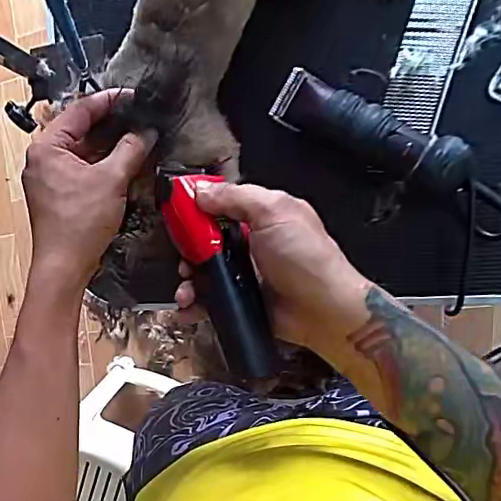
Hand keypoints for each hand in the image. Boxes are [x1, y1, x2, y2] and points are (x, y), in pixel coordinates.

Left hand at [21, 89, 152, 289]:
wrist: (65, 265)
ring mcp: (50, 179)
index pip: (80, 111)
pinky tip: (122, 170)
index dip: (108, 102)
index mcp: (47, 147)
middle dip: (111, 128)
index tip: (130, 98)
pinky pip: (83, 172)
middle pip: (81, 132)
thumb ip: (130, 151)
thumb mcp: (111, 181)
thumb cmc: (78, 226)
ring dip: (109, 150)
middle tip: (138, 121)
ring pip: (83, 153)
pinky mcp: (59, 196)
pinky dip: (102, 168)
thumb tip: (144, 134)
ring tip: (135, 144)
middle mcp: (43, 159)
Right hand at [176, 181, 371, 350]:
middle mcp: (251, 244)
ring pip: (204, 272)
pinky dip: (195, 304)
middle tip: (184, 258)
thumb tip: (201, 190)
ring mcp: (246, 274)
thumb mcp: (273, 212)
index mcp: (261, 216)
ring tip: (186, 288)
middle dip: (187, 249)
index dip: (196, 208)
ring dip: (188, 279)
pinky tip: (187, 307)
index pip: (219, 204)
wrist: (324, 310)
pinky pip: (210, 300)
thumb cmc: (307, 258)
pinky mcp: (242, 302)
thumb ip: (235, 197)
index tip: (176, 214)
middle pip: (205, 240)